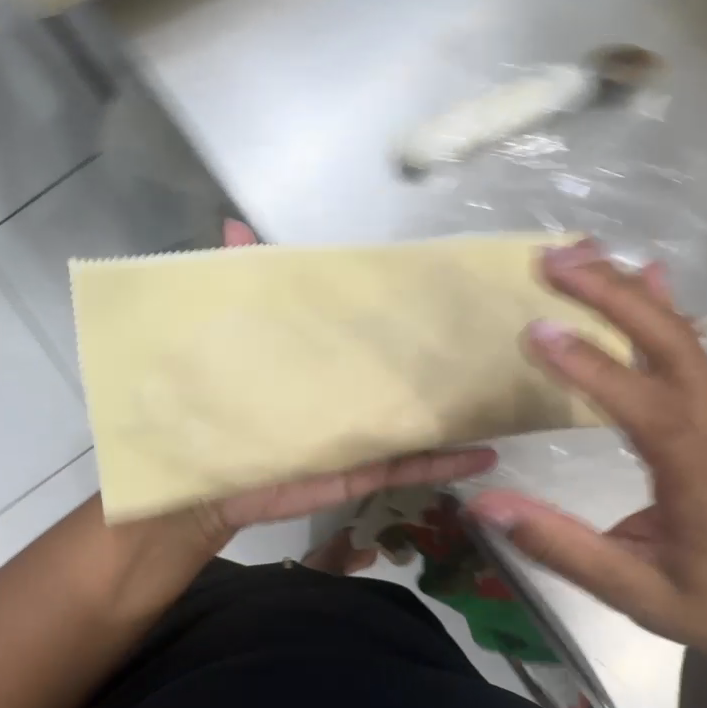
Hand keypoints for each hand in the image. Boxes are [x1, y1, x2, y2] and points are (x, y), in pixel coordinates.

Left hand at [188, 219, 498, 538]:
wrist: (200, 482)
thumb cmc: (217, 401)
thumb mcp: (228, 336)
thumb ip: (238, 284)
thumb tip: (233, 225)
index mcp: (319, 360)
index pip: (364, 332)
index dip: (398, 315)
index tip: (440, 292)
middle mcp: (343, 393)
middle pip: (397, 375)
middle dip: (437, 361)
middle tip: (492, 341)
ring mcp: (356, 434)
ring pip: (414, 421)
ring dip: (454, 411)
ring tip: (505, 392)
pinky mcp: (359, 471)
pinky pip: (408, 467)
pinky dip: (444, 463)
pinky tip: (486, 453)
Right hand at [468, 242, 706, 664]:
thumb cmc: (699, 606)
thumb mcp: (628, 591)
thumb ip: (559, 547)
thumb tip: (483, 505)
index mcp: (701, 479)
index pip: (649, 410)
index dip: (595, 369)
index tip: (536, 334)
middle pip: (674, 348)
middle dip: (614, 299)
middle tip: (552, 262)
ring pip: (682, 339)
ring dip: (630, 292)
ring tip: (577, 253)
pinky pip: (690, 352)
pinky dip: (662, 307)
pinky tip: (644, 272)